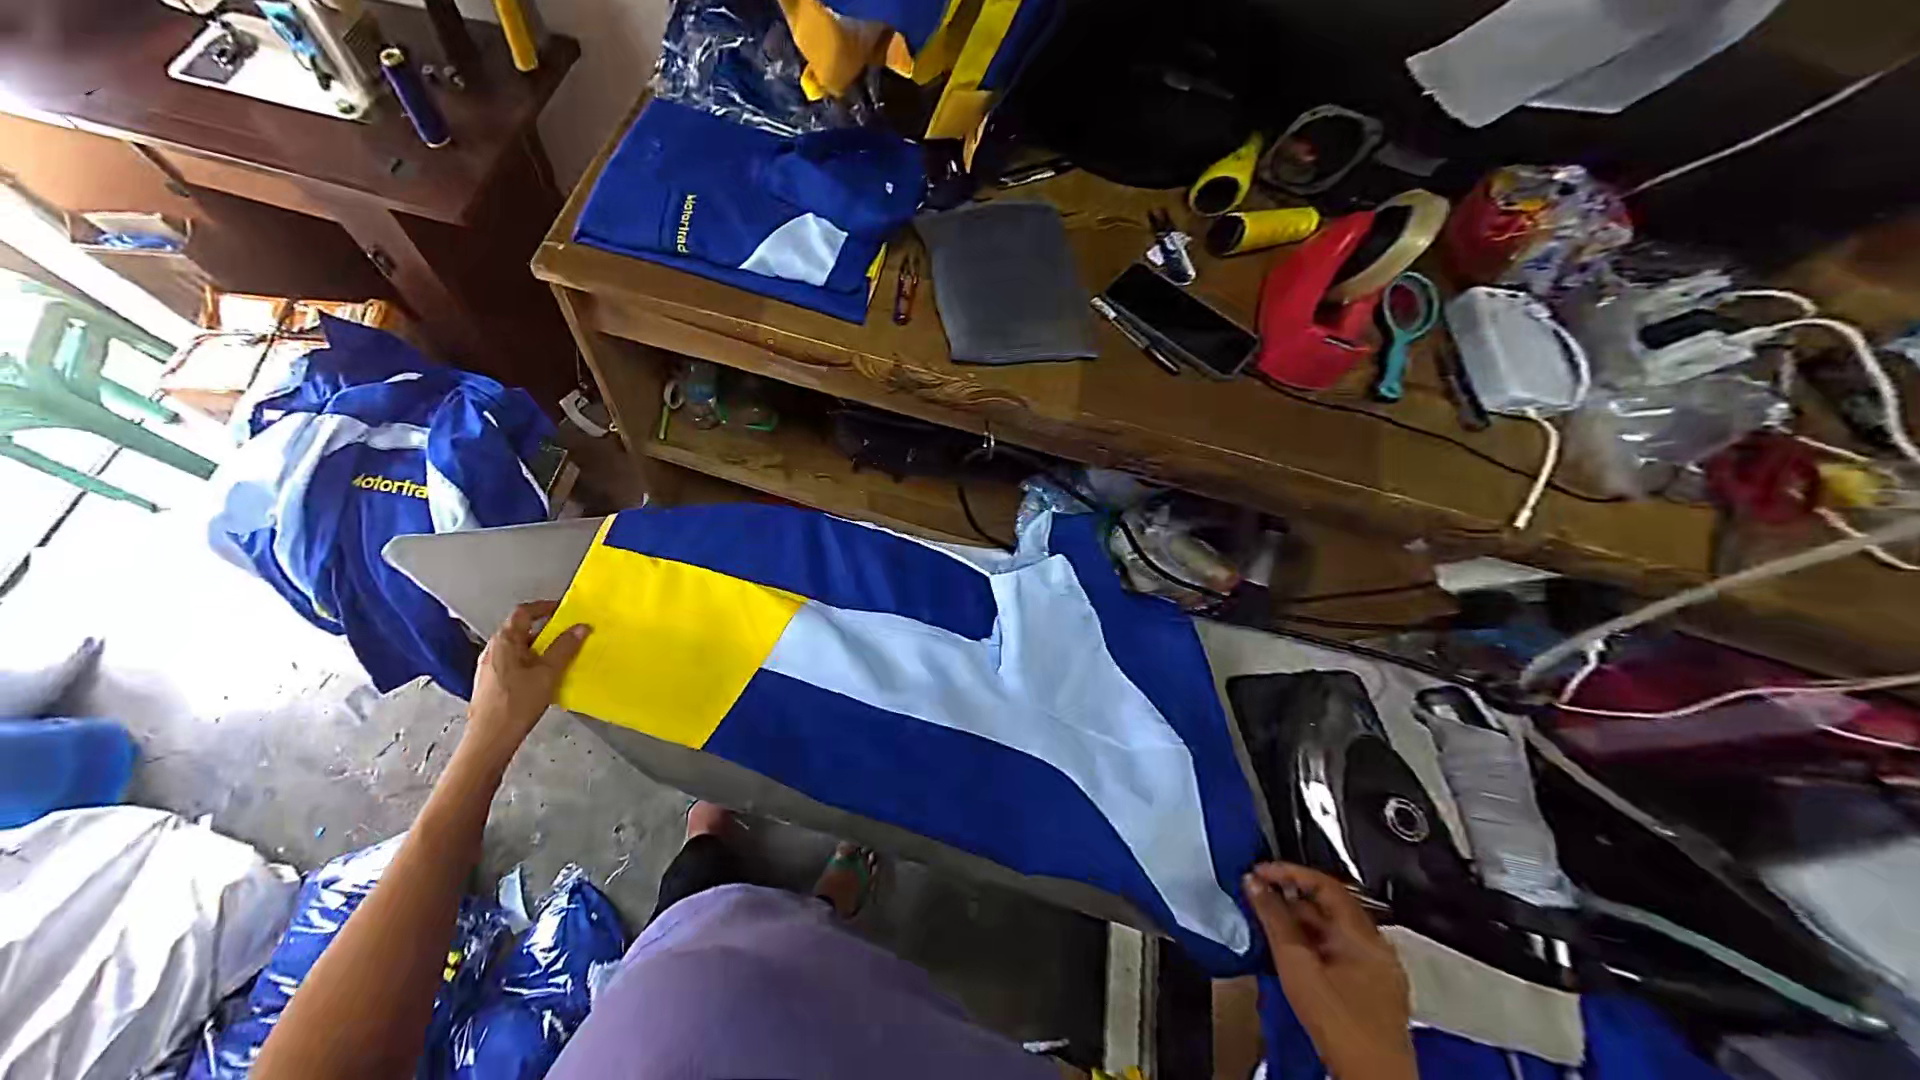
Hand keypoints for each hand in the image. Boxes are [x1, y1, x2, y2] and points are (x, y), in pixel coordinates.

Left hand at [462, 601, 589, 771]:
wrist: (491, 737)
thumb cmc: (518, 702)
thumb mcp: (548, 672)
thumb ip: (565, 647)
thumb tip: (580, 627)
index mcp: (504, 641)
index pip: (523, 612)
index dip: (544, 607)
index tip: (564, 610)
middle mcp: (492, 649)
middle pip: (521, 630)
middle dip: (547, 630)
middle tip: (569, 634)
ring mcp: (489, 666)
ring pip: (518, 648)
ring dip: (540, 647)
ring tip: (562, 656)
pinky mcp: (491, 682)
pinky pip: (514, 662)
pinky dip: (532, 661)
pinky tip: (545, 676)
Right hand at [1244, 862, 1415, 1079]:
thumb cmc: (1339, 1025)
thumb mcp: (1296, 964)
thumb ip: (1273, 919)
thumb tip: (1254, 884)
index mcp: (1363, 935)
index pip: (1325, 884)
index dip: (1288, 872)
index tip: (1260, 872)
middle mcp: (1376, 947)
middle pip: (1328, 906)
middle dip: (1290, 898)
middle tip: (1258, 895)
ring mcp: (1377, 971)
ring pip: (1331, 929)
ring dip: (1298, 921)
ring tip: (1266, 923)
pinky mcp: (1371, 991)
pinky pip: (1337, 950)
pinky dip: (1310, 943)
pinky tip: (1289, 953)